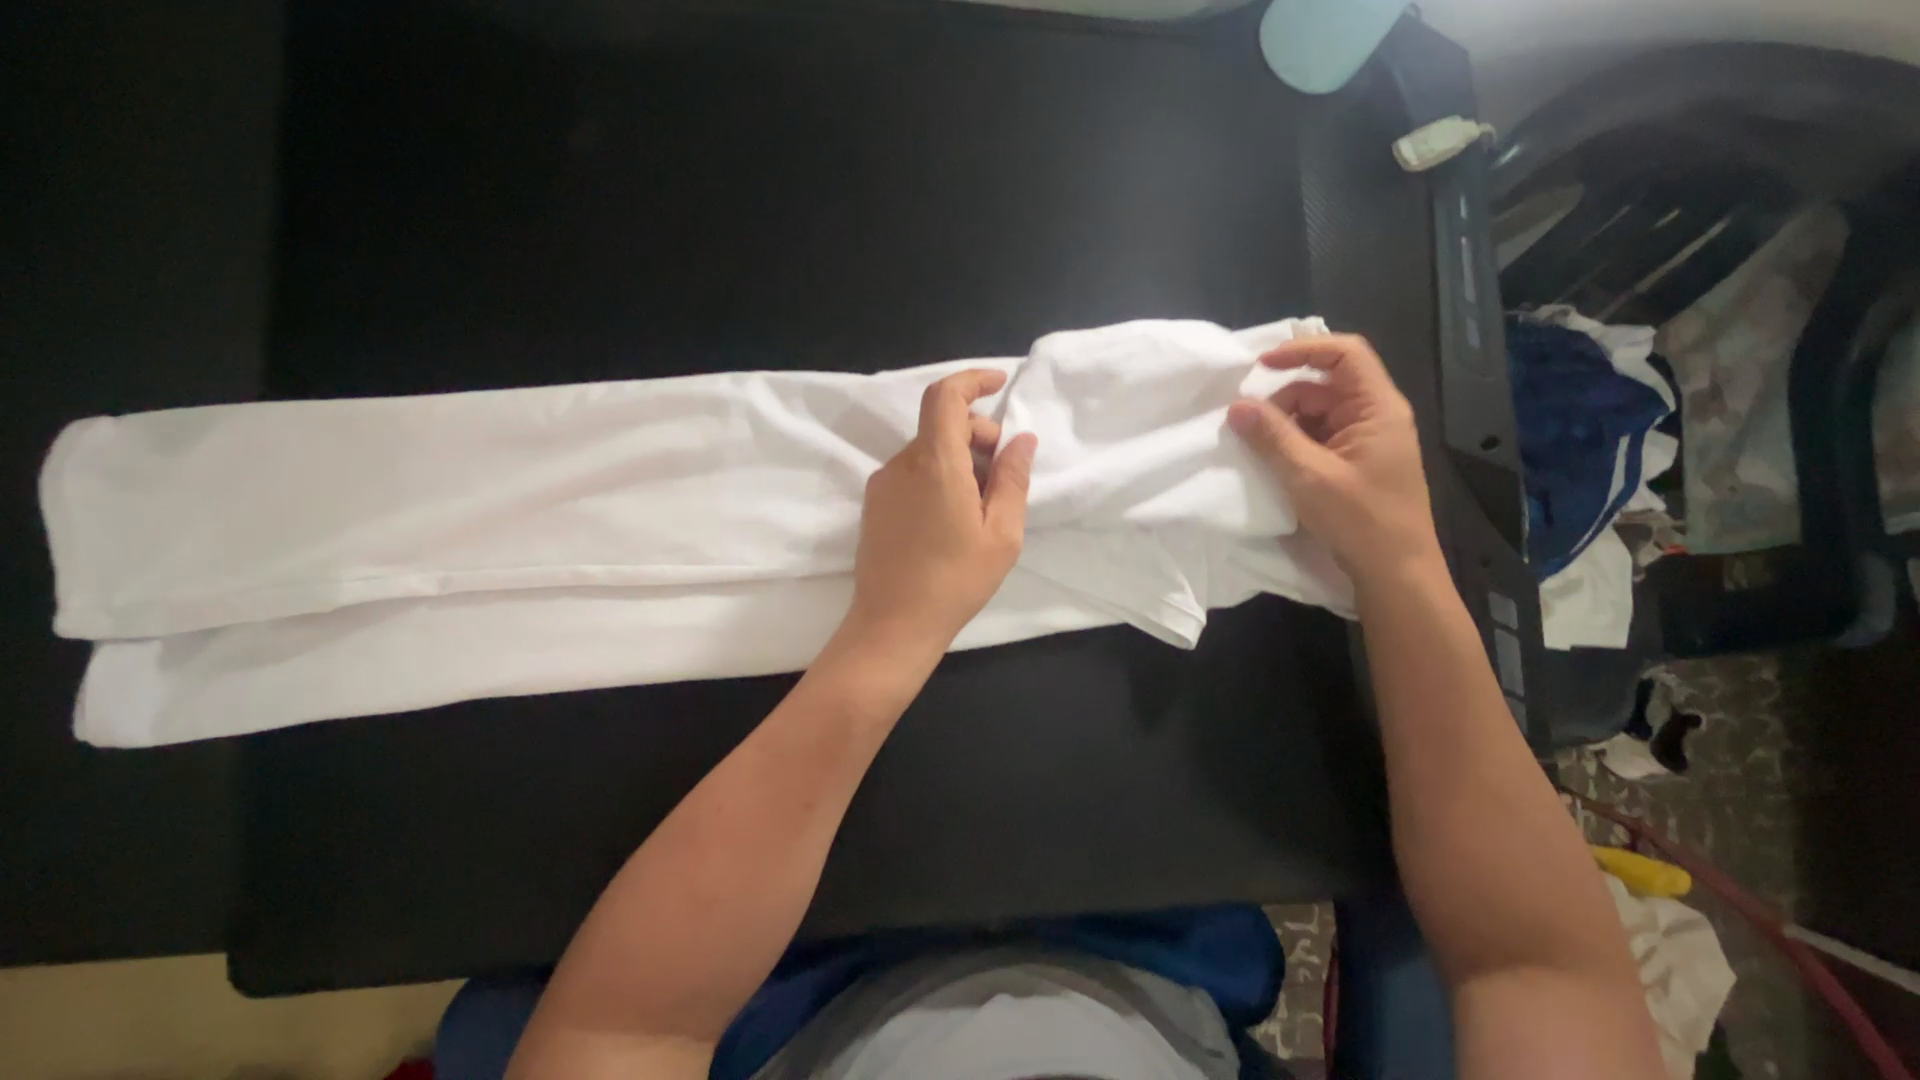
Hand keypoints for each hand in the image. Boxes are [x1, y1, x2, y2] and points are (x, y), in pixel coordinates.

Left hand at [846, 369, 1038, 651]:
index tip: (998, 384)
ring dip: (959, 459)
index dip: (972, 380)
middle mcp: (902, 464)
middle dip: (978, 435)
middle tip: (1003, 475)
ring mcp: (883, 485)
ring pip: (927, 450)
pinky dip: (938, 476)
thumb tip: (1021, 439)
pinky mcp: (874, 505)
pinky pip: (912, 473)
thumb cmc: (955, 581)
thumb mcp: (1002, 534)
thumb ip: (1013, 479)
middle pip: (941, 425)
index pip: (945, 396)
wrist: (892, 625)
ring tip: (981, 506)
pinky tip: (952, 518)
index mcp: (936, 463)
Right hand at [1227, 334, 1443, 585]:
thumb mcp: (1309, 476)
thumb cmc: (1361, 520)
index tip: (1260, 365)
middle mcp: (1375, 417)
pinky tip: (1271, 462)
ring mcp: (1366, 441)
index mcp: (1377, 408)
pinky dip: (1293, 444)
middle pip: (1324, 385)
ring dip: (1284, 424)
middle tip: (1246, 421)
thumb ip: (1271, 437)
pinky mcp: (1355, 464)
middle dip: (1283, 397)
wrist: (1396, 572)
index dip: (1303, 350)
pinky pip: (1319, 439)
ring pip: (1317, 414)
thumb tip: (1236, 406)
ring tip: (1254, 446)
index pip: (1345, 354)